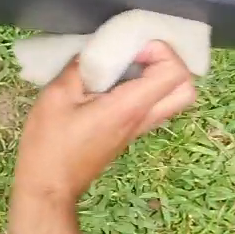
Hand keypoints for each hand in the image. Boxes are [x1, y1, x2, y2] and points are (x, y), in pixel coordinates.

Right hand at [13, 40, 196, 209]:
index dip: (161, 51)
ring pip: (170, 99)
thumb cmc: (49, 144)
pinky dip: (142, 87)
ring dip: (157, 75)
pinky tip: (111, 80)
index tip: (133, 47)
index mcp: (129, 108)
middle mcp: (142, 119)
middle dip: (171, 63)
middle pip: (186, 90)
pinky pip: (150, 106)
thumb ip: (79, 68)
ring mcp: (136, 129)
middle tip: (140, 53)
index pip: (174, 74)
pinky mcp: (126, 134)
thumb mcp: (57, 97)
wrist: (48, 186)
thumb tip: (93, 50)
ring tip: (126, 63)